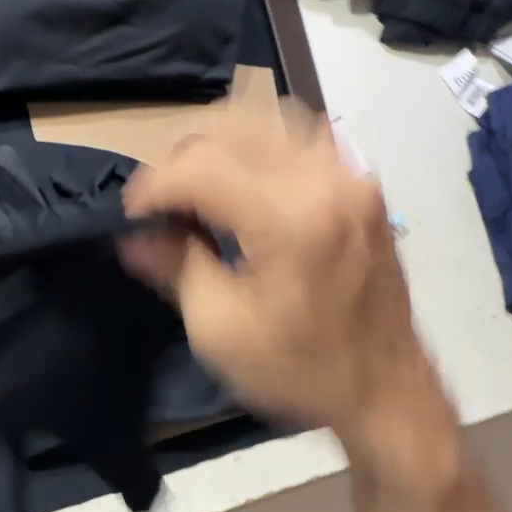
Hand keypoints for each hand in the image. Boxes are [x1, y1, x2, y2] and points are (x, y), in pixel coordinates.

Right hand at [120, 106, 431, 440]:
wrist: (383, 389)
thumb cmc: (296, 370)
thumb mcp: (219, 330)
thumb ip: (177, 268)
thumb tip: (134, 238)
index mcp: (289, 217)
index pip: (202, 166)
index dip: (153, 187)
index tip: (128, 218)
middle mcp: (326, 177)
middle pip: (234, 129)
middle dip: (181, 163)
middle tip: (154, 210)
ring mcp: (351, 174)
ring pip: (268, 122)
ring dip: (218, 151)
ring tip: (190, 197)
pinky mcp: (360, 184)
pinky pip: (298, 139)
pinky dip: (255, 152)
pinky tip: (236, 191)